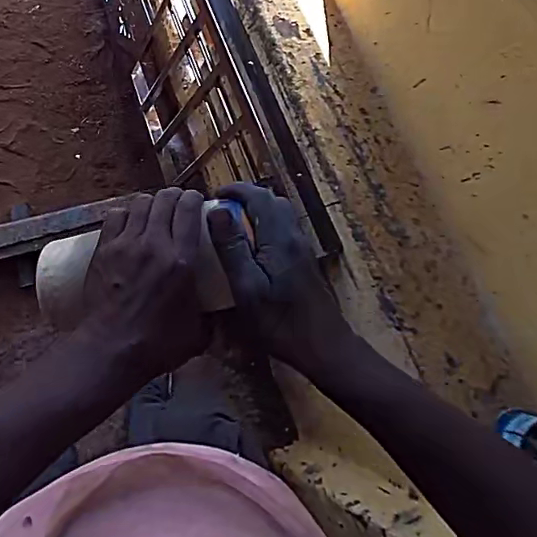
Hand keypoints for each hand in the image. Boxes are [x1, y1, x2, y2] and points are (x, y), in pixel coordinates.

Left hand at [77, 187, 210, 381]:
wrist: (111, 350)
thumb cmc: (157, 344)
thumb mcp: (198, 332)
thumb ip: (212, 316)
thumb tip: (223, 313)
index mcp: (181, 260)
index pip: (189, 210)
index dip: (195, 199)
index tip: (197, 201)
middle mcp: (155, 245)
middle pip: (165, 199)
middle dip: (175, 196)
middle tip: (178, 204)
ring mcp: (126, 244)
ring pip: (140, 203)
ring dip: (151, 204)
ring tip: (154, 212)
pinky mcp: (104, 249)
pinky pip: (115, 216)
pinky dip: (125, 214)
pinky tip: (129, 224)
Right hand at [208, 183, 355, 380]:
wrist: (323, 346)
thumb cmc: (280, 322)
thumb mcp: (247, 287)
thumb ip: (232, 247)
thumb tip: (217, 210)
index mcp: (279, 238)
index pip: (258, 196)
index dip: (235, 190)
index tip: (213, 195)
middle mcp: (294, 236)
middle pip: (272, 201)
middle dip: (245, 198)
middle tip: (220, 210)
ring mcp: (302, 248)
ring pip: (280, 214)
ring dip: (256, 211)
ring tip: (231, 226)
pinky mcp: (304, 261)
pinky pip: (283, 229)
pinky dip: (265, 226)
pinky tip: (251, 249)